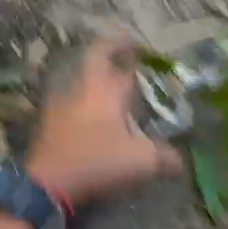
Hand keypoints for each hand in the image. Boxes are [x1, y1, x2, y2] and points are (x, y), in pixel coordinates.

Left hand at [26, 39, 183, 205]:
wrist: (47, 182)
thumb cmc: (96, 162)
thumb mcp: (140, 162)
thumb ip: (164, 158)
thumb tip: (181, 163)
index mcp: (105, 90)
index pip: (115, 55)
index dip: (126, 47)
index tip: (138, 46)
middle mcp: (81, 89)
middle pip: (92, 59)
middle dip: (108, 53)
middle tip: (123, 58)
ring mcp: (60, 103)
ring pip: (79, 78)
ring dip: (94, 77)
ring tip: (111, 86)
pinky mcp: (47, 122)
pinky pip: (68, 99)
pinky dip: (82, 100)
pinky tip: (90, 114)